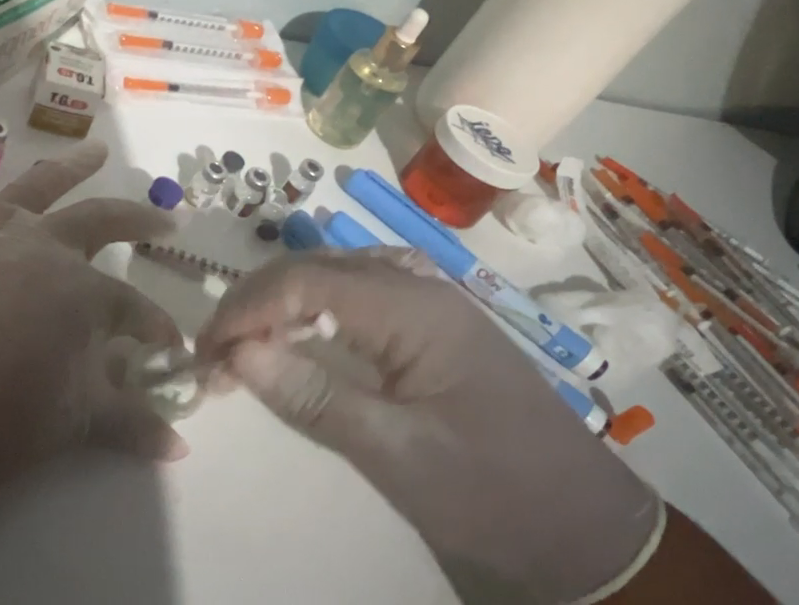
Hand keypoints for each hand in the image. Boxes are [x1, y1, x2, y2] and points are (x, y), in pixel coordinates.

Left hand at [0, 140, 190, 520]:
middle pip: (96, 223)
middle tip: (165, 219)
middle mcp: (36, 253)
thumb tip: (178, 444)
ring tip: (91, 150)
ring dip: (61, 171)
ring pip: (27, 196)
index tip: (169, 353)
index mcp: (78, 290)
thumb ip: (129, 422)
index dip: (153, 330)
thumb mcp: (74, 424)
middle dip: (135, 219)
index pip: (130, 309)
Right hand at [196, 252, 661, 604]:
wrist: (593, 531)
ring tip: (248, 343)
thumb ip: (313, 397)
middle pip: (315, 266)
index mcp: (415, 309)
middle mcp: (421, 287)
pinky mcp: (435, 324)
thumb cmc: (496, 495)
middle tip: (217, 355)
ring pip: (334, 271)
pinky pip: (359, 289)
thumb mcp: (398, 456)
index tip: (206, 355)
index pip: (304, 281)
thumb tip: (235, 354)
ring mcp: (432, 301)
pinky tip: (302, 332)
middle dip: (256, 303)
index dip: (246, 309)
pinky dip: (315, 304)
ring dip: (282, 300)